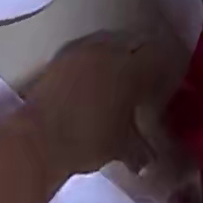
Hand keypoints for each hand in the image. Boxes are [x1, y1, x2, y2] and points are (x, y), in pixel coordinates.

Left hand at [21, 29, 187, 177]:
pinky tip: (92, 77)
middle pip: (137, 42)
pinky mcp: (63, 56)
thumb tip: (149, 160)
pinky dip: (95, 58)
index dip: (165, 64)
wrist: (36, 140)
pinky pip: (89, 48)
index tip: (165, 79)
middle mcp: (112, 52)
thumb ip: (140, 149)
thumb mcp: (120, 147)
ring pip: (112, 41)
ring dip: (118, 53)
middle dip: (142, 56)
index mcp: (133, 70)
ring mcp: (85, 50)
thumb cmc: (87, 142)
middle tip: (143, 77)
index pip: (159, 53)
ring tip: (117, 75)